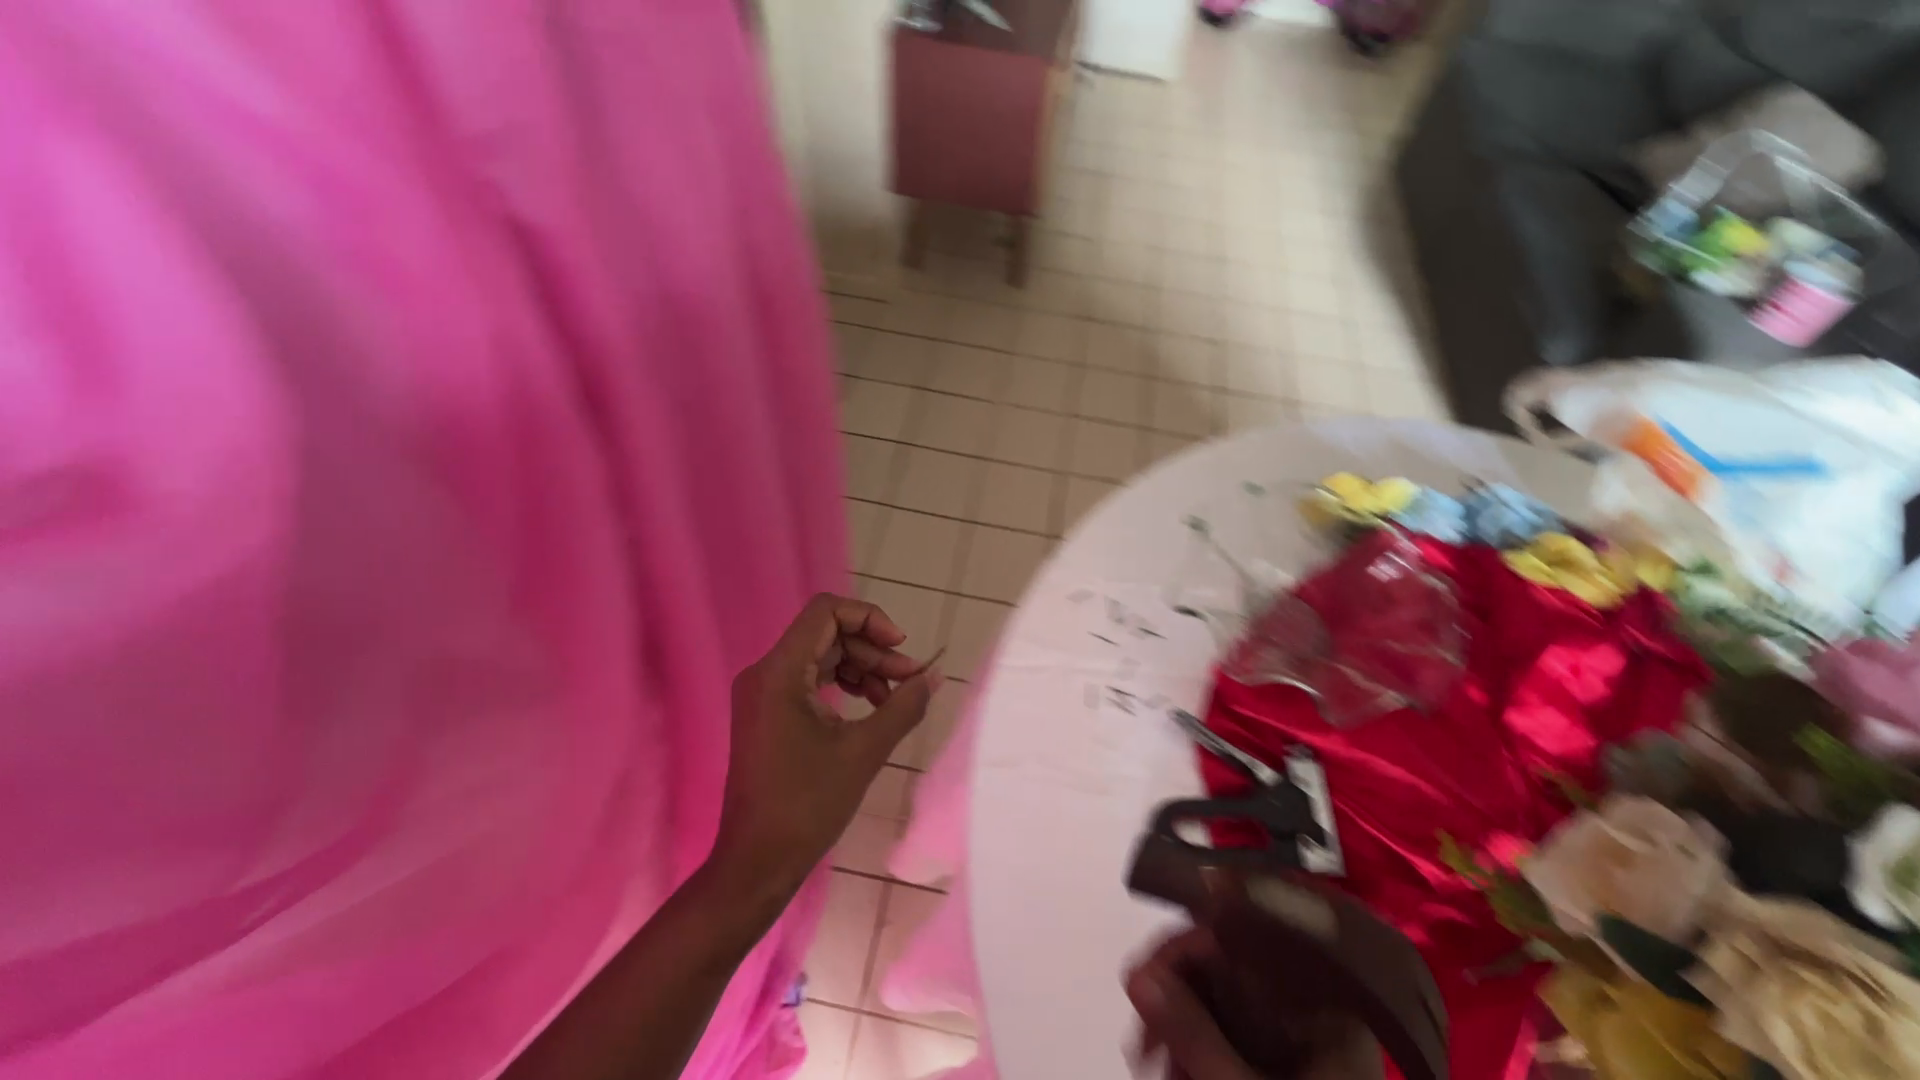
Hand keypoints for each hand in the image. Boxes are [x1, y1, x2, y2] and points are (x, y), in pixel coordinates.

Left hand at [709, 593, 942, 899]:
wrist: (757, 861)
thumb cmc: (808, 805)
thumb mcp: (864, 751)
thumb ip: (903, 706)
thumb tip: (933, 675)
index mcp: (780, 672)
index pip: (826, 612)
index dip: (869, 619)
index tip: (901, 648)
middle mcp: (765, 673)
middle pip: (826, 635)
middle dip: (872, 651)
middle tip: (909, 680)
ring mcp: (762, 695)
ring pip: (820, 658)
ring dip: (861, 669)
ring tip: (894, 698)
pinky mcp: (766, 715)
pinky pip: (809, 682)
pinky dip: (842, 687)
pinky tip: (870, 709)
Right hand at [1125, 930, 1382, 1079]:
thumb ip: (1191, 1034)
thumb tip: (1137, 975)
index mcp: (1321, 1003)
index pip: (1242, 938)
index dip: (1184, 950)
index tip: (1138, 982)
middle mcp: (1313, 1007)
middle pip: (1224, 969)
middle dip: (1172, 999)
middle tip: (1139, 1048)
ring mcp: (1299, 1035)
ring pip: (1217, 1002)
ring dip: (1176, 1029)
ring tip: (1151, 1068)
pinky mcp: (1283, 1061)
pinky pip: (1227, 1032)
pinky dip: (1195, 1049)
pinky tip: (1173, 1072)